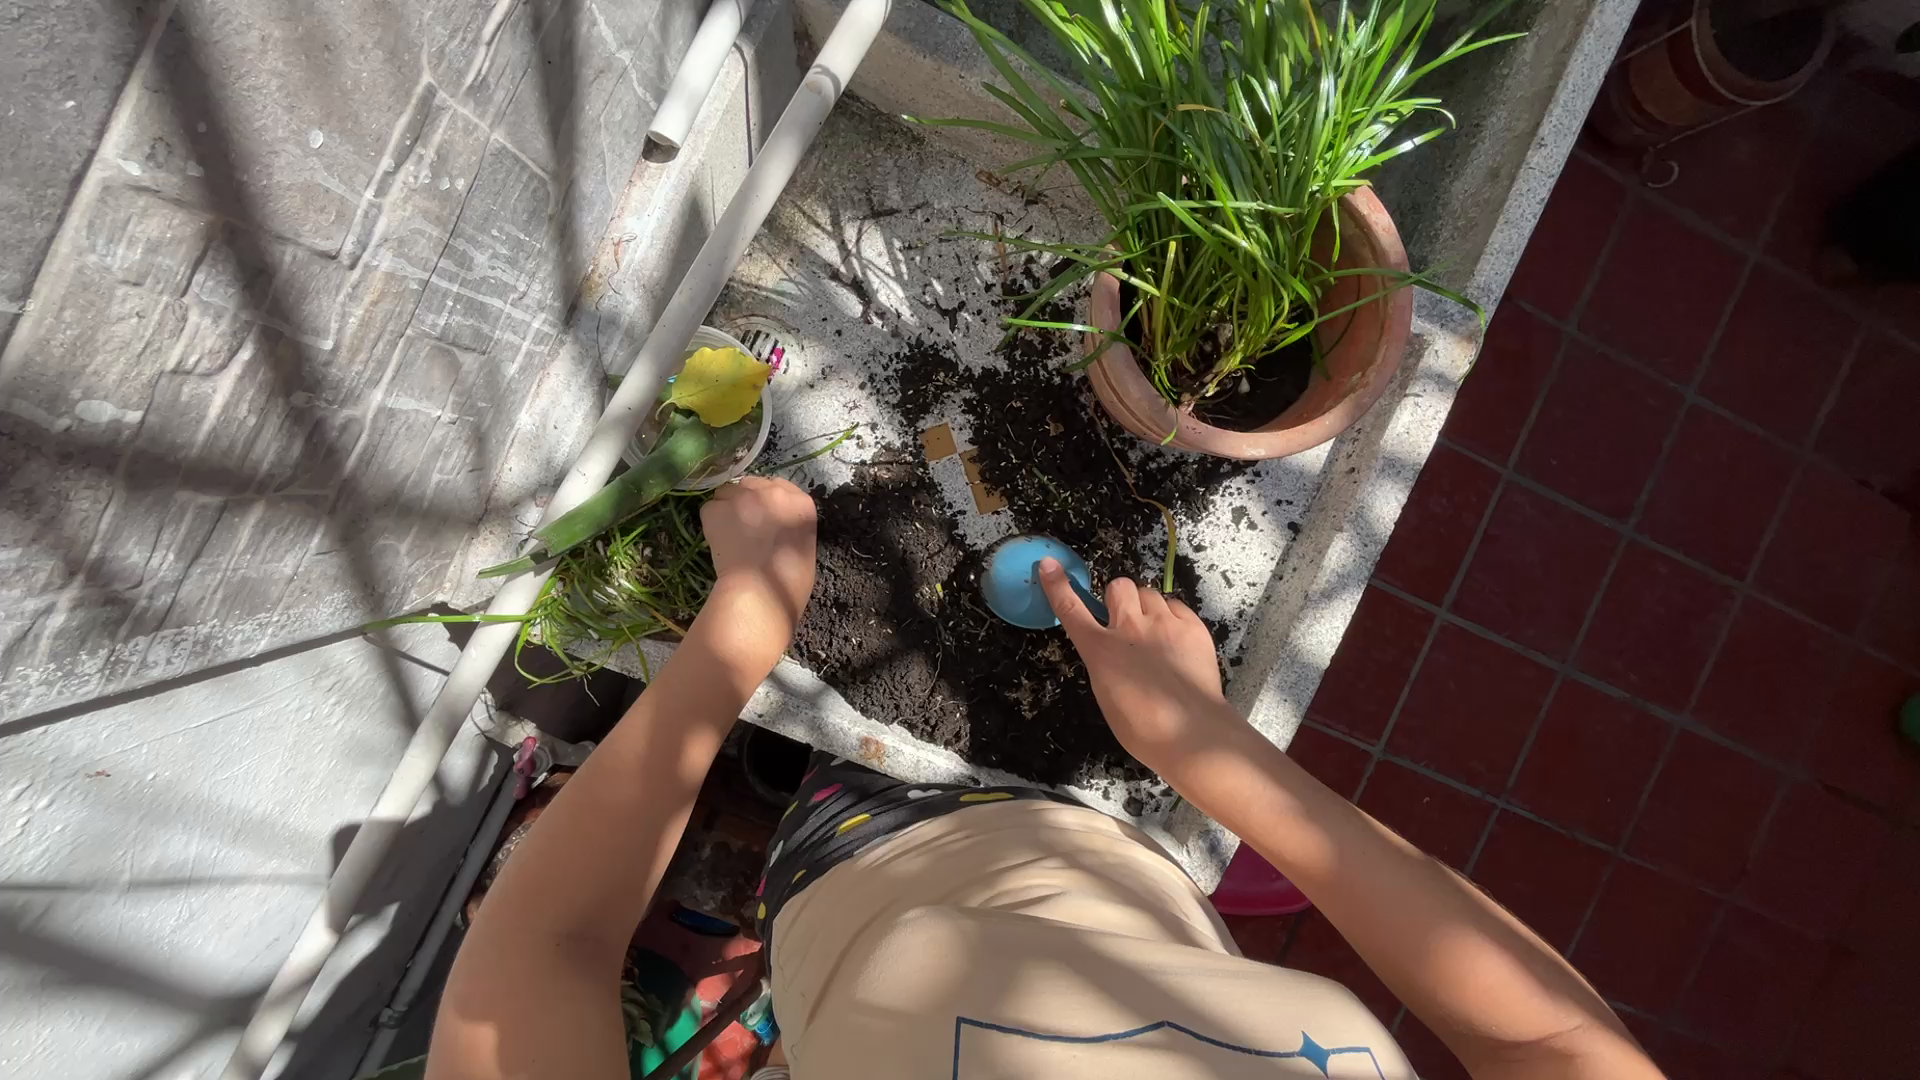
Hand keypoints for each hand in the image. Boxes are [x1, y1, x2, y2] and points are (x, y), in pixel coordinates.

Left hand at [699, 476, 817, 636]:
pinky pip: (710, 508)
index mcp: (801, 502)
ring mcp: (743, 497)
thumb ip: (791, 522)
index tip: (765, 517)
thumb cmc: (790, 582)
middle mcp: (773, 491)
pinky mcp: (717, 508)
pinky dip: (712, 522)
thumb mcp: (804, 544)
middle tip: (746, 527)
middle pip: (752, 483)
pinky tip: (719, 541)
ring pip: (728, 492)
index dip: (769, 501)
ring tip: (730, 533)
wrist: (760, 594)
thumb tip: (773, 520)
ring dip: (728, 508)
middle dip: (748, 500)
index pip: (780, 485)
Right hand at [1038, 559, 1249, 777]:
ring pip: (1149, 593)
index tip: (1048, 565)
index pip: (1071, 609)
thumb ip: (1104, 661)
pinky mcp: (1193, 626)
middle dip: (1119, 598)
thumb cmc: (1142, 727)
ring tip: (1156, 633)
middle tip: (1127, 620)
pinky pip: (1176, 605)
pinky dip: (1172, 617)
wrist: (1192, 732)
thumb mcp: (1106, 693)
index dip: (1057, 585)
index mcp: (1100, 650)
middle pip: (1118, 586)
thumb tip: (1110, 649)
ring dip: (1147, 607)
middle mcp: (1129, 628)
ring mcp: (1164, 623)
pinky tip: (1177, 640)